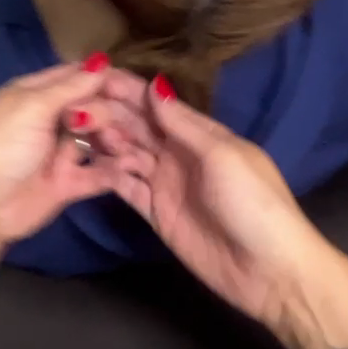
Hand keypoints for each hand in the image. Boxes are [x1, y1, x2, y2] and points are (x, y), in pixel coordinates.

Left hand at [0, 62, 146, 247]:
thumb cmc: (2, 145)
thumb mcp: (33, 107)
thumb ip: (70, 87)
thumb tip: (102, 60)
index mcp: (35, 93)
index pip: (75, 76)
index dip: (103, 77)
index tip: (134, 83)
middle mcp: (50, 118)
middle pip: (91, 106)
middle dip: (108, 112)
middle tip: (117, 124)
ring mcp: (59, 151)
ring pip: (98, 138)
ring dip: (114, 139)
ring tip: (121, 145)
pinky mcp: (68, 183)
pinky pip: (97, 172)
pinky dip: (113, 169)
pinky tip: (132, 165)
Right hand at [99, 71, 327, 327]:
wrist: (272, 274)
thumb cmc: (254, 204)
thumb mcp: (222, 156)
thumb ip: (183, 124)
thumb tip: (154, 85)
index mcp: (200, 134)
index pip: (156, 103)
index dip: (127, 88)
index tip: (94, 74)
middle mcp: (178, 153)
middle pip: (137, 125)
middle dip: (109, 111)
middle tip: (74, 103)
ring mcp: (165, 183)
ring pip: (127, 152)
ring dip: (105, 138)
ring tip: (75, 127)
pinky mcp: (156, 213)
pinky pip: (126, 186)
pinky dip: (107, 172)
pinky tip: (86, 160)